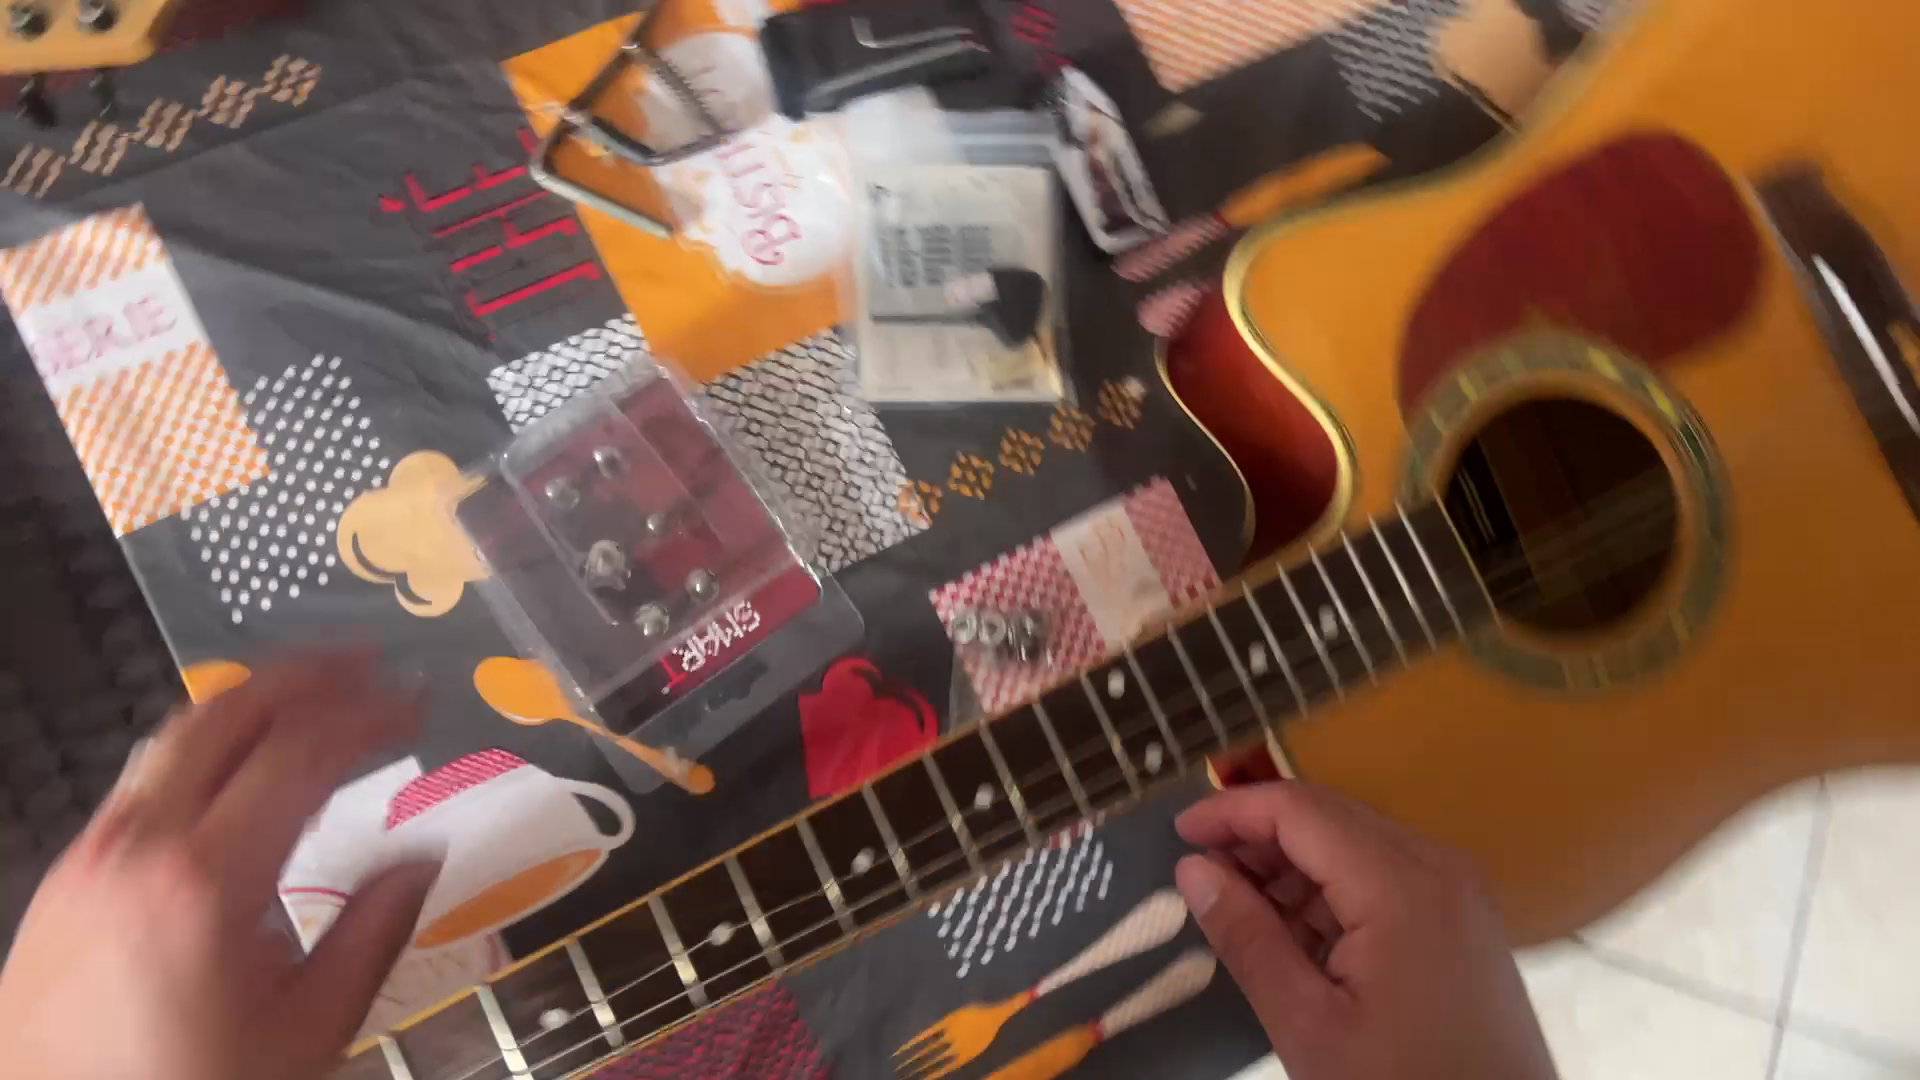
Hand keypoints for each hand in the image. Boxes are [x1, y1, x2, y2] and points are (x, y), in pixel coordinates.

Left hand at [0, 651, 437, 1079]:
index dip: (372, 711)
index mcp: (205, 877)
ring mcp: (87, 862)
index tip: (422, 700)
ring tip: (321, 691)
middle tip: (372, 662)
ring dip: (257, 700)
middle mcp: (135, 849)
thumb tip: (423, 856)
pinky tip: (255, 765)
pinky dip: (217, 744)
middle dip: (306, 675)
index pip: (303, 750)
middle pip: (224, 716)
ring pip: (175, 739)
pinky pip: (151, 779)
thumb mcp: (313, 1023)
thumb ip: (377, 925)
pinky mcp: (67, 884)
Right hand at [1173, 781, 1555, 1079]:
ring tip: (1239, 906)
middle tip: (1201, 869)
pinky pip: (1376, 871)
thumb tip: (1190, 867)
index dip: (1231, 811)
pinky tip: (1293, 930)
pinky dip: (1324, 886)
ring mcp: (1453, 891)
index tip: (1178, 832)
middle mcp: (1433, 866)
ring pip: (1347, 839)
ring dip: (1287, 861)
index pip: (1296, 809)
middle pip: (1323, 814)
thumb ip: (1246, 936)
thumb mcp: (1309, 1026)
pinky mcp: (1457, 918)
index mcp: (1399, 884)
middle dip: (1255, 832)